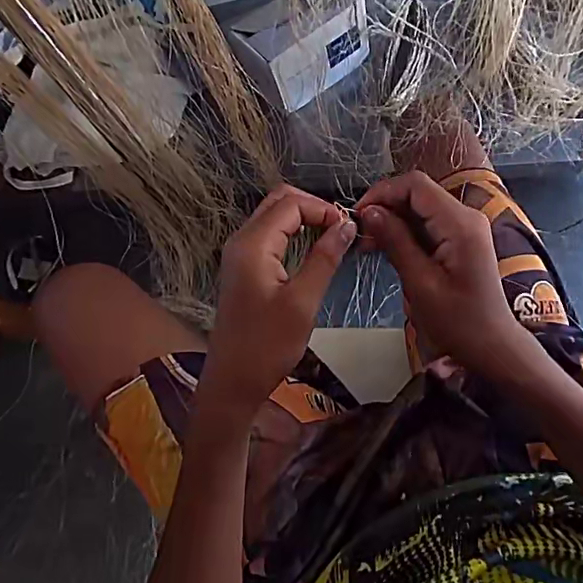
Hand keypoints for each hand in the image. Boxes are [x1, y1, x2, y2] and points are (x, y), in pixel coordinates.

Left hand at [200, 187, 357, 415]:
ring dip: (304, 218)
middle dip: (313, 207)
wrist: (233, 381)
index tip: (349, 226)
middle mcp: (241, 241)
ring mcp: (239, 254)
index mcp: (252, 244)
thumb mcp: (303, 302)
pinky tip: (313, 249)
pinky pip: (270, 235)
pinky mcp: (243, 267)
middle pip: (279, 202)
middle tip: (342, 228)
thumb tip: (347, 225)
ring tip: (333, 236)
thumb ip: (325, 258)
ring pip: (274, 216)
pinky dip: (293, 233)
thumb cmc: (267, 345)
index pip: (290, 204)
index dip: (323, 208)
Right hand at [356, 171, 534, 380]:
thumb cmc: (458, 322)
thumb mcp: (420, 283)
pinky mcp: (459, 239)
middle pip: (417, 193)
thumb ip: (395, 242)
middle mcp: (466, 217)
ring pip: (419, 208)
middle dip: (385, 207)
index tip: (358, 215)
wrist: (491, 346)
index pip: (416, 186)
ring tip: (367, 244)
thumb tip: (370, 212)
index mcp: (460, 224)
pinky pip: (427, 224)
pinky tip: (384, 247)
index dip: (383, 193)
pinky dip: (404, 231)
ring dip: (391, 220)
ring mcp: (464, 227)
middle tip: (359, 234)